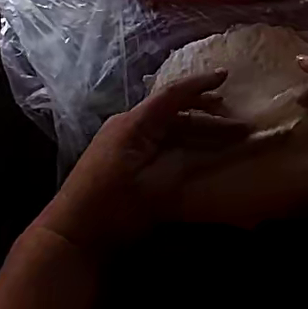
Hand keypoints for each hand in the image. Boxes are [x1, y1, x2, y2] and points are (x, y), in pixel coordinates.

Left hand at [33, 70, 248, 253]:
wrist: (72, 232)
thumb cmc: (113, 209)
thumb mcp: (155, 189)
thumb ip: (184, 166)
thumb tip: (210, 152)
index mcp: (134, 125)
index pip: (172, 96)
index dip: (200, 85)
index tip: (225, 75)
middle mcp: (127, 125)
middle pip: (172, 111)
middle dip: (206, 114)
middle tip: (235, 120)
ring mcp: (120, 140)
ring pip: (165, 127)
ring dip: (194, 129)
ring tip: (223, 134)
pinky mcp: (119, 156)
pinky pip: (155, 139)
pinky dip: (178, 141)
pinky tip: (194, 149)